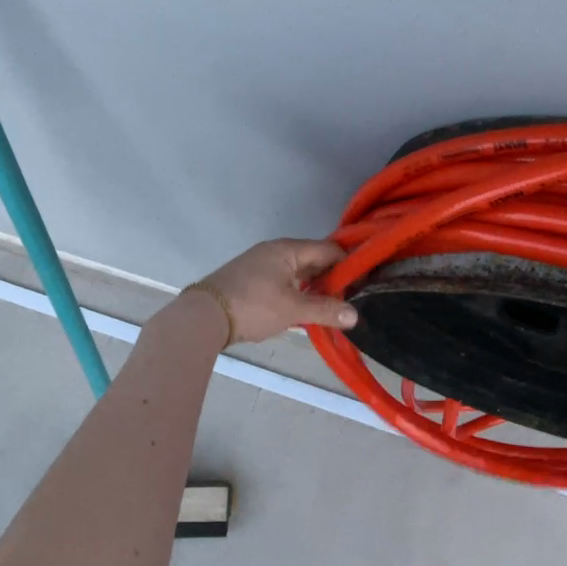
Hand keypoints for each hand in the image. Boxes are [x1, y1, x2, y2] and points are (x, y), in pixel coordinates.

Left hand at [198, 238, 358, 343]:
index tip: (363, 282)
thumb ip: (325, 310)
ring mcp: (260, 264)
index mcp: (288, 249)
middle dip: (331, 278)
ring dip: (313, 287)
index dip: (348, 264)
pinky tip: (302, 308)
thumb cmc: (253, 306)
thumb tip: (355, 315)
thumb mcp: (293, 310)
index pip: (328, 250)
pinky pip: (283, 280)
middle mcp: (275, 250)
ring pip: (297, 272)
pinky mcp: (250, 279)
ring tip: (330, 306)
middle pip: (312, 259)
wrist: (203, 316)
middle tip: (350, 298)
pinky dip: (296, 291)